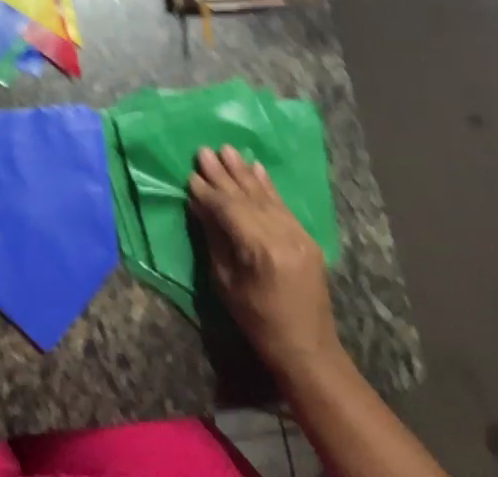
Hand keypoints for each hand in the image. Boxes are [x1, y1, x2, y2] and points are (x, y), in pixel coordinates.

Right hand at [188, 146, 340, 375]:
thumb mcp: (225, 282)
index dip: (208, 191)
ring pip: (266, 196)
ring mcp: (299, 234)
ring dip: (244, 173)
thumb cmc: (257, 321)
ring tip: (227, 150)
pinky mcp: (307, 238)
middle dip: (224, 174)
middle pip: (248, 197)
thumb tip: (199, 204)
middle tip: (204, 151)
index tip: (190, 174)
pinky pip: (283, 205)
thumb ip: (214, 238)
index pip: (229, 209)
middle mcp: (284, 235)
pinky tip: (257, 168)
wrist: (306, 347)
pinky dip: (268, 186)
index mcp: (261, 249)